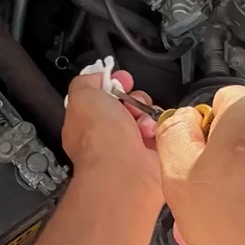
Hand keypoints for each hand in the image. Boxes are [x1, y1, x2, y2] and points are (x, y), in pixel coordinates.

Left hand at [62, 69, 160, 208]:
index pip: (102, 97)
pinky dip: (161, 128)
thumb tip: (99, 75)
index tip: (121, 80)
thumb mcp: (82, 95)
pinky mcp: (153, 154)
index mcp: (87, 122)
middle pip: (128, 104)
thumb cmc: (99, 138)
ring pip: (147, 115)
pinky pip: (162, 130)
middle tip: (130, 103)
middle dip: (133, 98)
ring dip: (148, 113)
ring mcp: (132, 146)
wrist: (124, 169)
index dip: (113, 84)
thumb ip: (87, 81)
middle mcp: (109, 135)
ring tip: (142, 123)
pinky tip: (153, 133)